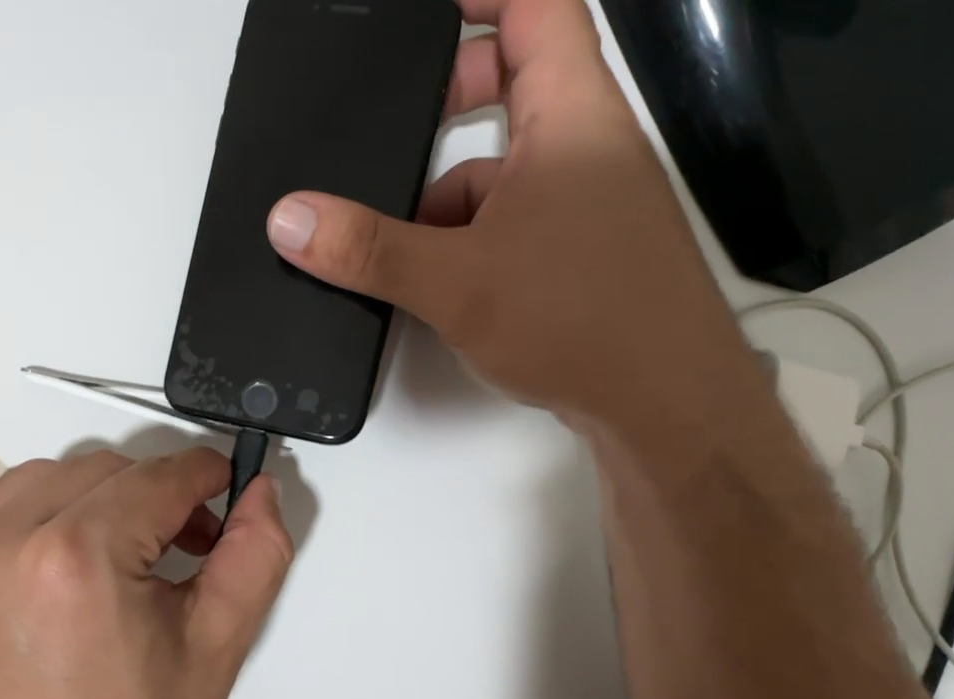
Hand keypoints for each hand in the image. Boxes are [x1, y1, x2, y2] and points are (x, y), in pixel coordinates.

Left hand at [0, 448, 293, 698]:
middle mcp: (8, 542)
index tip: (225, 489)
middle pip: (108, 470)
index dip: (206, 478)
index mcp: (78, 557)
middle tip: (187, 546)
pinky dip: (34, 510)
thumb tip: (262, 496)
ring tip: (125, 555)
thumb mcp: (216, 648)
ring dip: (97, 498)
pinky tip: (63, 553)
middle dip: (157, 496)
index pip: (160, 475)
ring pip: (50, 476)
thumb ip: (255, 555)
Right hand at [264, 0, 751, 422]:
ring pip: (509, 164)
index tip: (427, 9)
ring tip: (408, 247)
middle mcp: (588, 146)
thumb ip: (367, 249)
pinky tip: (445, 285)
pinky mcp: (582, 249)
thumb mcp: (455, 281)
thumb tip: (290, 220)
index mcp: (572, 117)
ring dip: (451, 194)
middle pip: (517, 80)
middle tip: (398, 130)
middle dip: (450, 101)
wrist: (663, 404)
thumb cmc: (585, 322)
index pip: (538, 7)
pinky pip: (518, 215)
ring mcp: (589, 200)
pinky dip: (475, 236)